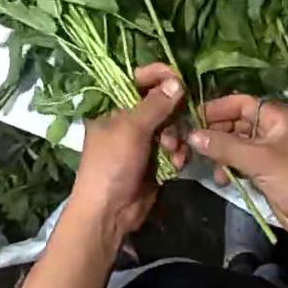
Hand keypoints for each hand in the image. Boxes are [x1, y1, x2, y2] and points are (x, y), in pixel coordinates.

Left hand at [69, 64, 186, 238]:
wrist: (109, 212)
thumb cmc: (111, 163)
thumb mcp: (131, 129)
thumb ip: (154, 105)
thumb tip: (176, 81)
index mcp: (113, 105)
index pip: (137, 79)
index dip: (158, 76)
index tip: (178, 79)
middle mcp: (129, 119)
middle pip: (161, 103)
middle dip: (173, 115)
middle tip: (174, 129)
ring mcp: (143, 140)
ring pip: (173, 126)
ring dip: (177, 138)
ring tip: (173, 152)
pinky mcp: (156, 160)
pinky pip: (176, 148)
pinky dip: (179, 155)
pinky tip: (177, 165)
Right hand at [189, 95, 287, 249]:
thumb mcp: (258, 160)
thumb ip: (223, 146)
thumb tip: (191, 135)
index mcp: (280, 117)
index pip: (242, 103)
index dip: (217, 108)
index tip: (192, 118)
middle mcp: (277, 129)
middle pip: (239, 122)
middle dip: (216, 132)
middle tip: (192, 142)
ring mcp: (275, 151)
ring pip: (240, 143)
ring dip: (221, 152)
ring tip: (205, 163)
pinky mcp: (272, 171)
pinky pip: (245, 161)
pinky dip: (231, 166)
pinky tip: (221, 178)